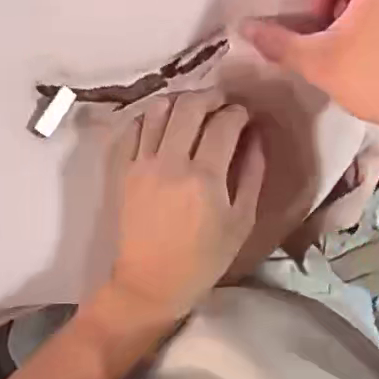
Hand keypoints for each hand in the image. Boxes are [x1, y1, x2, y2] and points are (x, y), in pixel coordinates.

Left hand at [103, 90, 265, 323]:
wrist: (151, 281)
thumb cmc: (203, 259)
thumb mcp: (241, 222)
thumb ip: (252, 175)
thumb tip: (255, 138)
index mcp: (205, 178)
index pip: (224, 124)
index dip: (238, 112)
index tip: (244, 115)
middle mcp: (171, 163)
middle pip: (189, 107)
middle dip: (210, 97)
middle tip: (221, 103)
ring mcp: (142, 165)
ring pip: (157, 110)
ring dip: (179, 101)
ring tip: (192, 109)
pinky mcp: (123, 171)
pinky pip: (133, 129)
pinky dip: (149, 117)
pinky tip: (163, 124)